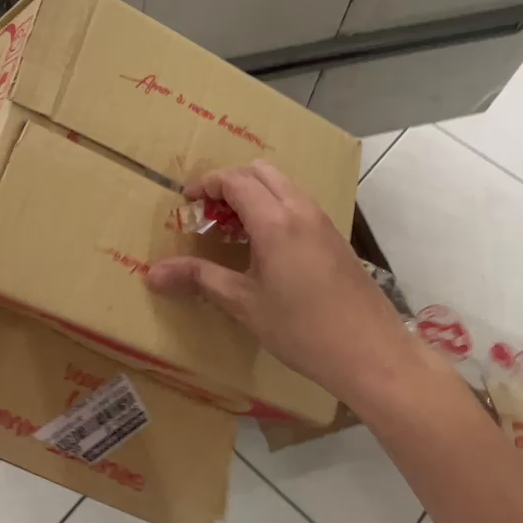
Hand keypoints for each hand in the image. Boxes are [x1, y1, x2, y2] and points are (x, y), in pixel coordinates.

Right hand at [146, 160, 405, 397]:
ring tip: (233, 230)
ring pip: (283, 184)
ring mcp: (323, 221)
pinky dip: (274, 207)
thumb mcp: (244, 304)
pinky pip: (298, 203)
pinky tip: (265, 247)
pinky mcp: (335, 236)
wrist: (370, 352)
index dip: (206, 184)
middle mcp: (301, 210)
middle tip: (209, 214)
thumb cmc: (302, 330)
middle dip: (230, 182)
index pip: (235, 180)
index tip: (187, 204)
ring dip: (254, 194)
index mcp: (275, 221)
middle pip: (260, 171)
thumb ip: (199, 278)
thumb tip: (152, 273)